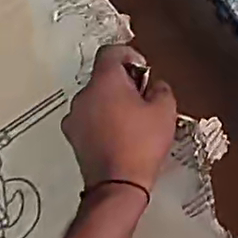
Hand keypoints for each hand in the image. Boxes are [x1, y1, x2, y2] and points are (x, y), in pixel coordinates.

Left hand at [61, 45, 176, 201]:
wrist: (118, 186)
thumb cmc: (141, 145)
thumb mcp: (165, 111)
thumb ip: (161, 88)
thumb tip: (154, 85)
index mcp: (105, 80)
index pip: (111, 51)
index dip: (129, 55)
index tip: (142, 70)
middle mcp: (84, 94)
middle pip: (103, 75)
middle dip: (123, 83)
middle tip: (142, 99)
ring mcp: (74, 116)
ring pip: (95, 97)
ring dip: (111, 102)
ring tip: (132, 122)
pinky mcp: (72, 136)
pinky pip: (88, 117)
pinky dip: (101, 120)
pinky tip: (119, 136)